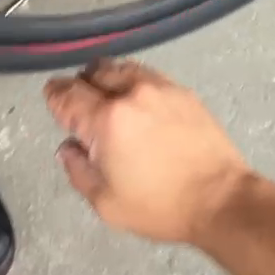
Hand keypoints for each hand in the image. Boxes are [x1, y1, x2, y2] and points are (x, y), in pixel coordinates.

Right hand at [44, 59, 254, 243]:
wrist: (221, 199)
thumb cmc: (161, 206)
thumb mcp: (107, 204)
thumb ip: (78, 171)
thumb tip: (68, 146)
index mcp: (106, 119)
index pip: (67, 94)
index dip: (54, 96)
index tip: (52, 99)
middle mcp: (129, 92)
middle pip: (92, 72)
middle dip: (80, 86)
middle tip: (80, 105)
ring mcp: (157, 86)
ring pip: (119, 67)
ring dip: (106, 79)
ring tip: (108, 99)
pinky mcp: (180, 89)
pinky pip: (145, 74)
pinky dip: (132, 82)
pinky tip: (138, 102)